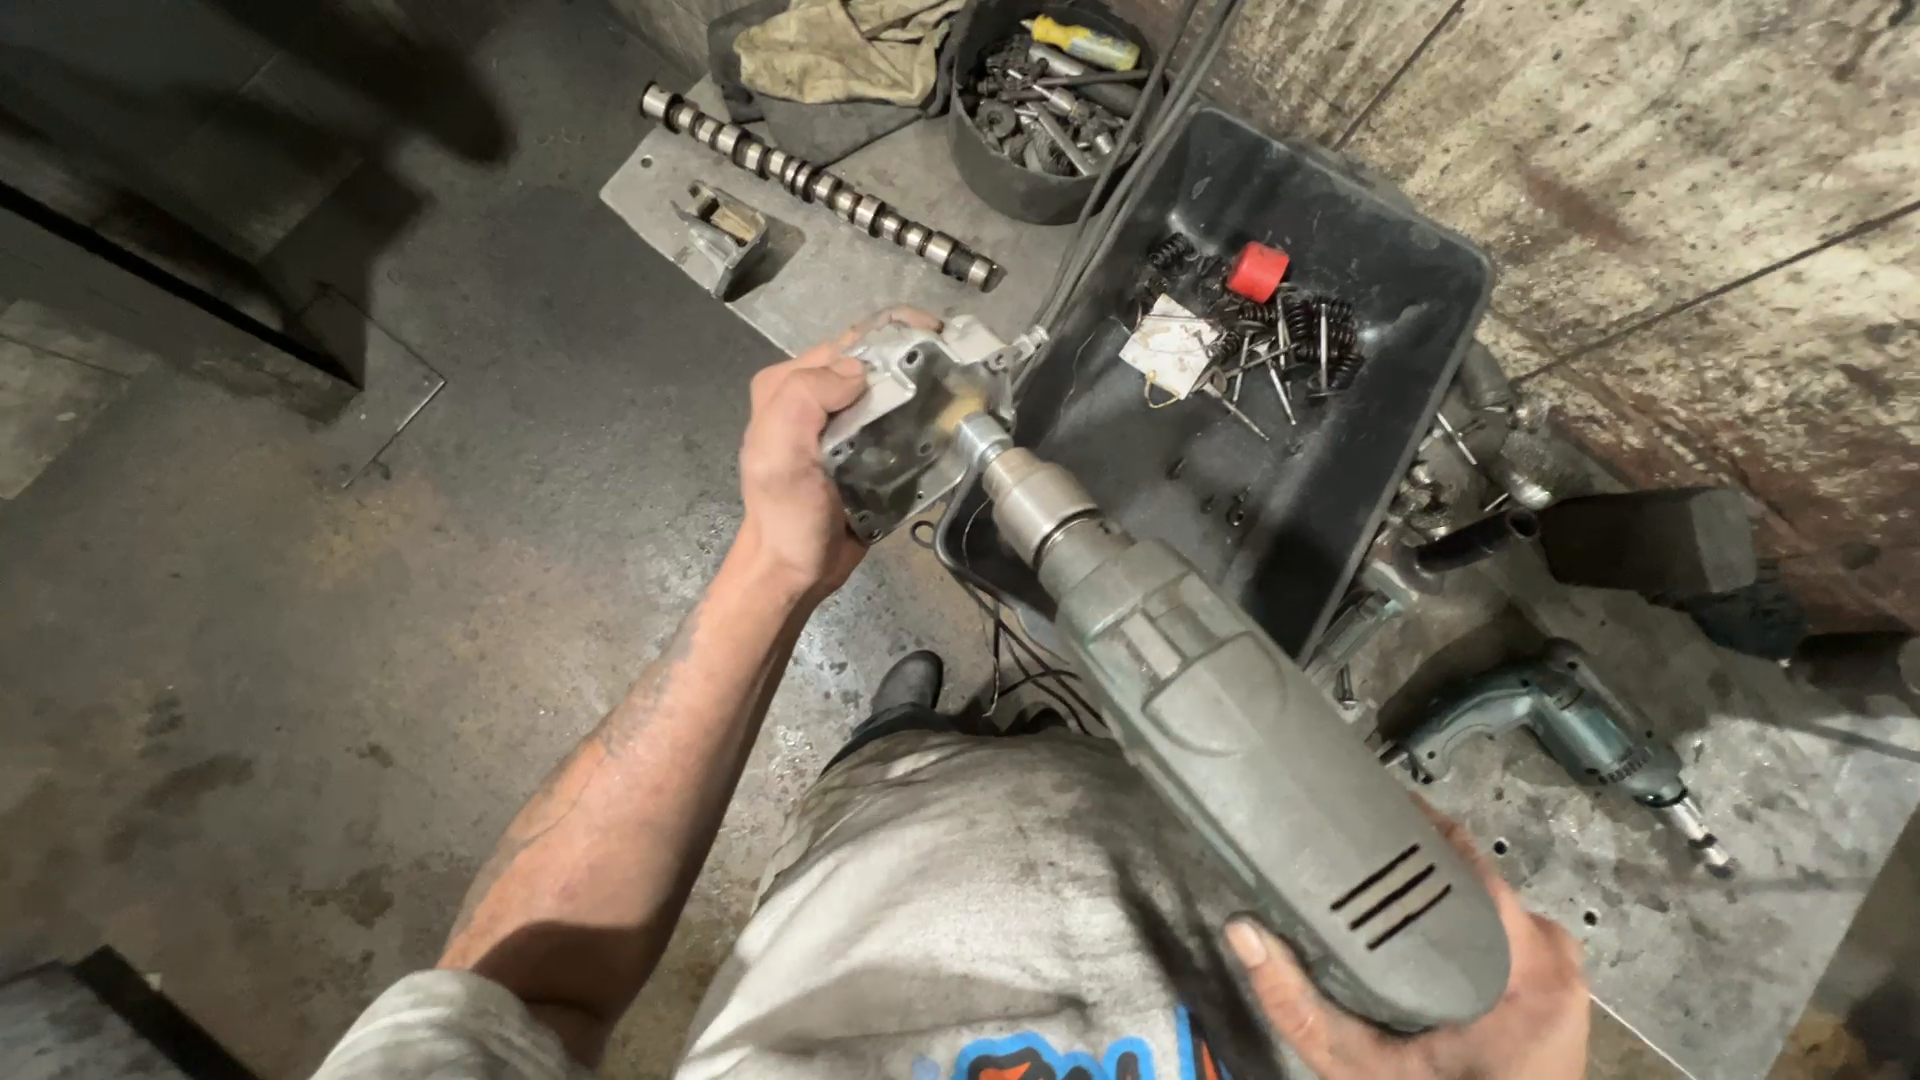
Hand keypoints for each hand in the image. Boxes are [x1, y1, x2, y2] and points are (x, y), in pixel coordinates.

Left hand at [736, 307, 944, 596]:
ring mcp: (843, 426)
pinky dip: (919, 422)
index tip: (937, 341)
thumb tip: (860, 373)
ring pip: (888, 392)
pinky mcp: (865, 452)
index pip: (846, 344)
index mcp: (788, 386)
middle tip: (956, 367)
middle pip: (872, 362)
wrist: (795, 570)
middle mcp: (815, 398)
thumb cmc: (787, 515)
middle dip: (913, 359)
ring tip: (959, 392)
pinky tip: (943, 426)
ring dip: (921, 390)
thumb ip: (805, 399)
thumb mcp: (779, 454)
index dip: (892, 336)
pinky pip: (895, 425)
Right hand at [1224, 800, 1589, 1078]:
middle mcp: (1554, 958)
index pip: (1463, 859)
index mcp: (1523, 969)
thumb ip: (1296, 1003)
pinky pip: (1501, 923)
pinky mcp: (1555, 986)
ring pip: (1484, 894)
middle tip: (1345, 841)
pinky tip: (1410, 916)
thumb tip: (1240, 928)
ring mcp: (1561, 971)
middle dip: (1407, 853)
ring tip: (1369, 871)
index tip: (1350, 809)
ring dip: (1431, 880)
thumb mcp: (1356, 1068)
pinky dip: (1456, 911)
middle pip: (1471, 870)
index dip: (1405, 825)